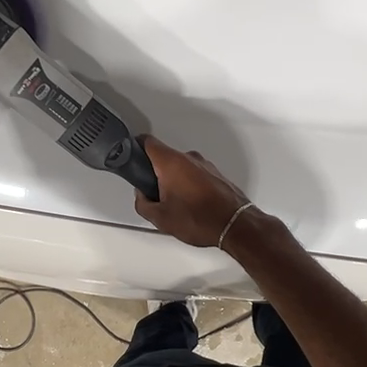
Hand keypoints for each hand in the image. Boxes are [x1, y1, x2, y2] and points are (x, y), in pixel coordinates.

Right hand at [133, 135, 253, 248]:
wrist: (234, 225)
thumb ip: (143, 204)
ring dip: (175, 180)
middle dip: (156, 172)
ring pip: (181, 166)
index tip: (132, 154)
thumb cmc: (203, 219)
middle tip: (154, 193)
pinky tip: (192, 205)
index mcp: (171, 163)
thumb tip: (142, 197)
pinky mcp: (216, 174)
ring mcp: (205, 165)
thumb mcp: (161, 218)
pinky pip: (196, 174)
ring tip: (177, 204)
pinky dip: (190, 185)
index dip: (136, 146)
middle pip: (164, 156)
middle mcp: (189, 158)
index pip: (147, 141)